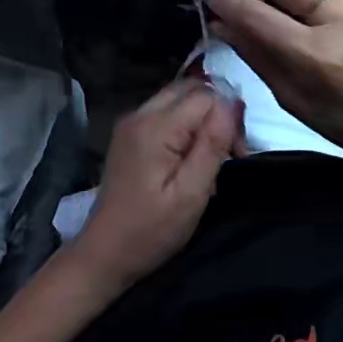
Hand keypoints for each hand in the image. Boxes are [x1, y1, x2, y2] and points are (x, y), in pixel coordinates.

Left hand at [67, 79, 242, 290]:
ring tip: (210, 157)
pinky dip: (185, 125)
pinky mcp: (129, 134)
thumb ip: (212, 145)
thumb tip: (232, 103)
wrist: (105, 252)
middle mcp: (139, 114)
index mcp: (155, 127)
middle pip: (191, 89)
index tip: (236, 157)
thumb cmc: (151, 230)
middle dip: (217, 112)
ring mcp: (131, 122)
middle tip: (228, 153)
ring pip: (178, 98)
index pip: (207, 97)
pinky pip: (166, 112)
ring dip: (202, 118)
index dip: (229, 120)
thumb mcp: (191, 194)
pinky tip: (188, 156)